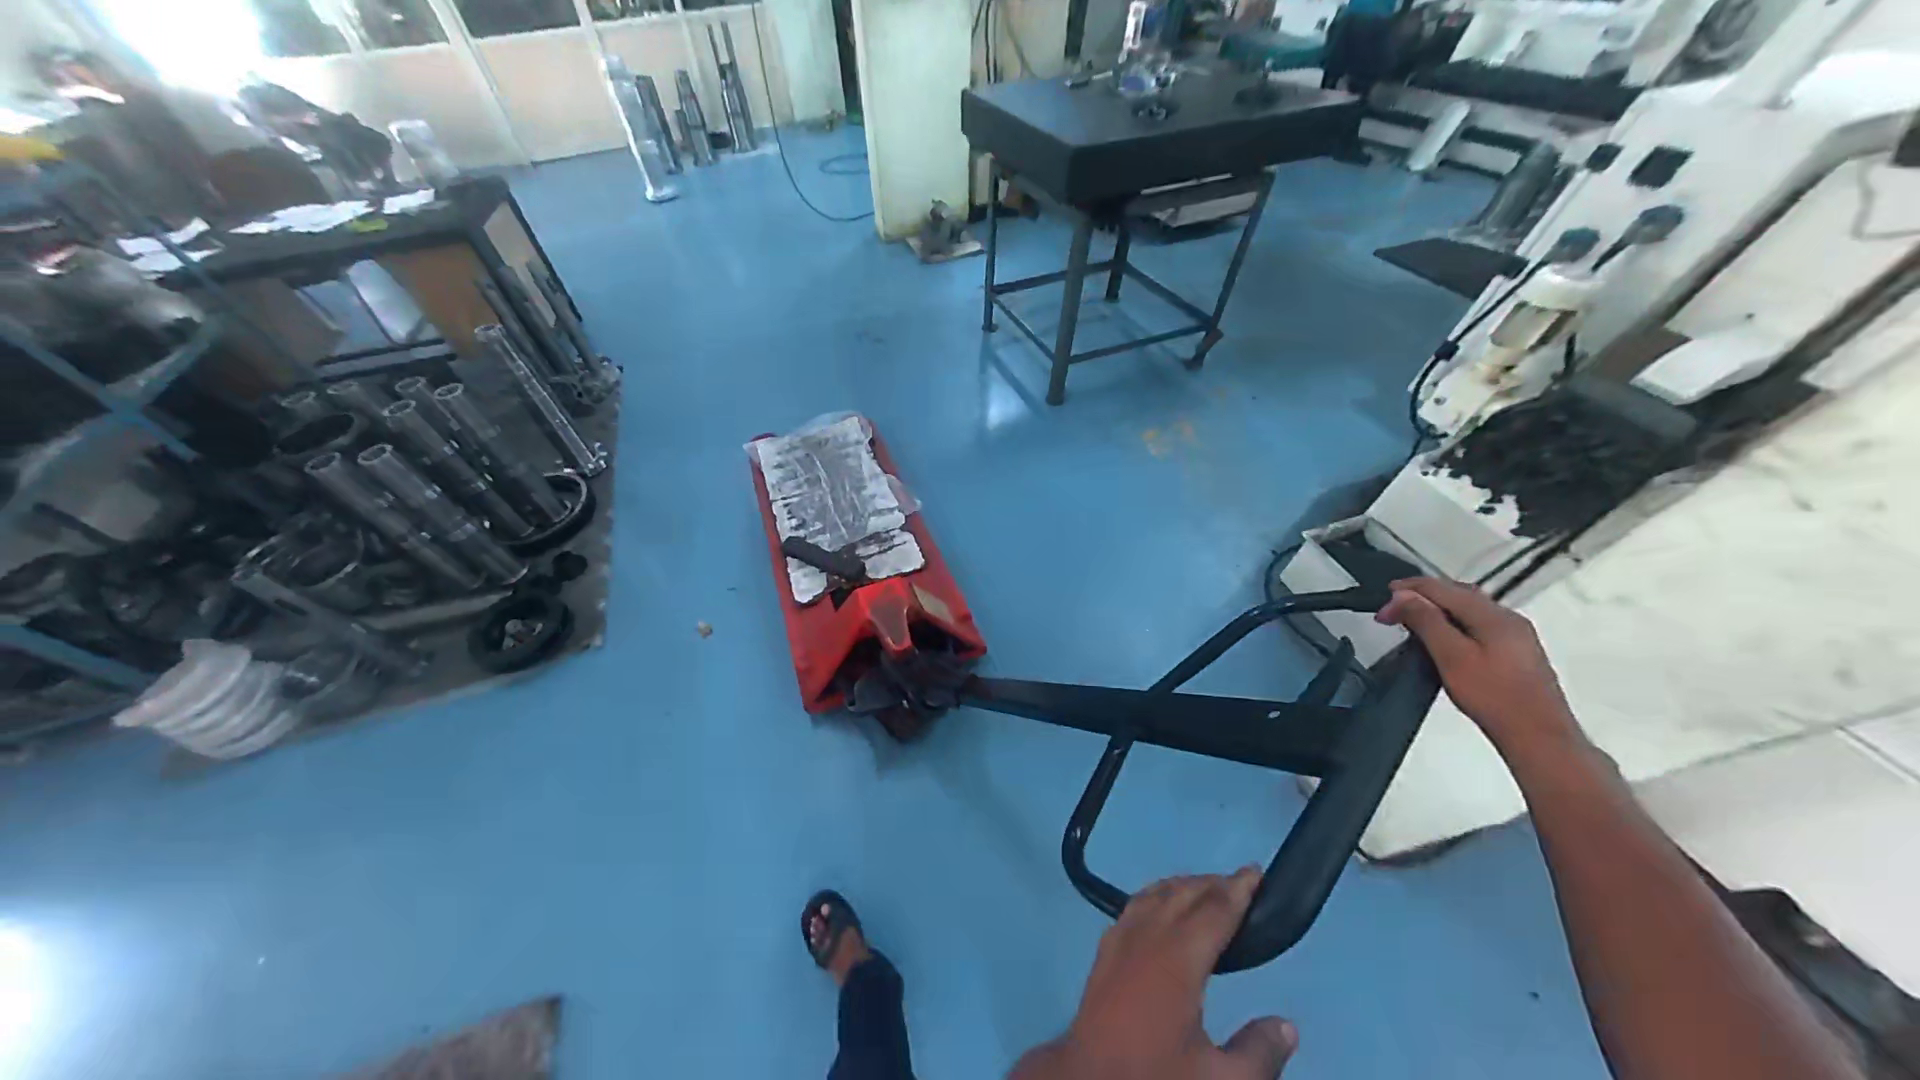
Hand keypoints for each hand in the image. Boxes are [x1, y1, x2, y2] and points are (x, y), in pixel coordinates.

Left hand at [1010, 868, 1296, 1079]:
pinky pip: (1135, 905)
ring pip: (1156, 893)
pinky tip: (1162, 906)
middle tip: (1241, 883)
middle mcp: (1149, 937)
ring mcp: (1122, 938)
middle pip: (1184, 893)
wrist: (1087, 1078)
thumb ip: (1258, 1052)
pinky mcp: (1105, 949)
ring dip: (1184, 886)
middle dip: (1214, 882)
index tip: (1256, 871)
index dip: (1238, 888)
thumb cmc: (1153, 1074)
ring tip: (1208, 889)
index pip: (1215, 910)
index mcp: (1179, 959)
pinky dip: (1157, 894)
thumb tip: (1287, 1025)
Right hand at [1375, 576, 1581, 754]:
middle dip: (1422, 595)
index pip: (1442, 589)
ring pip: (1469, 608)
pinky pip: (1477, 623)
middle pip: (1458, 593)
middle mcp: (1508, 618)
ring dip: (1436, 608)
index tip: (1380, 606)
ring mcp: (1516, 635)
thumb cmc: (1492, 696)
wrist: (1539, 737)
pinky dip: (1451, 621)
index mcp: (1493, 616)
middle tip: (1391, 610)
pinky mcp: (1516, 653)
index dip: (1407, 591)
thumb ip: (1427, 621)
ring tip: (1410, 620)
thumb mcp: (1452, 656)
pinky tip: (1441, 636)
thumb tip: (1403, 595)